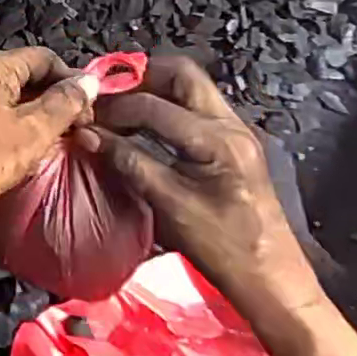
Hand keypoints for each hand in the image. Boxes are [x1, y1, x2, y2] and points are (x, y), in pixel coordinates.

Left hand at [0, 48, 99, 211]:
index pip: (41, 57)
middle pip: (20, 71)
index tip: (86, 112)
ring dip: (28, 107)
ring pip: (1, 88)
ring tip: (49, 135)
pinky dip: (4, 114)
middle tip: (73, 127)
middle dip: (50, 95)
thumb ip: (64, 103)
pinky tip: (18, 139)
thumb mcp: (34, 131)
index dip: (69, 80)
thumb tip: (89, 80)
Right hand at [73, 55, 322, 324]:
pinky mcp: (231, 142)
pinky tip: (138, 124)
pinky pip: (192, 105)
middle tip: (102, 94)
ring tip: (115, 106)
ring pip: (188, 85)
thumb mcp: (168, 204)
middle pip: (180, 74)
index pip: (151, 105)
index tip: (83, 117)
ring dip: (149, 87)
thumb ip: (127, 161)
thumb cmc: (222, 247)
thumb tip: (85, 133)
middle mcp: (231, 126)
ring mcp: (235, 132)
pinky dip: (161, 104)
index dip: (111, 108)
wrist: (273, 281)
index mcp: (217, 141)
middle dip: (136, 76)